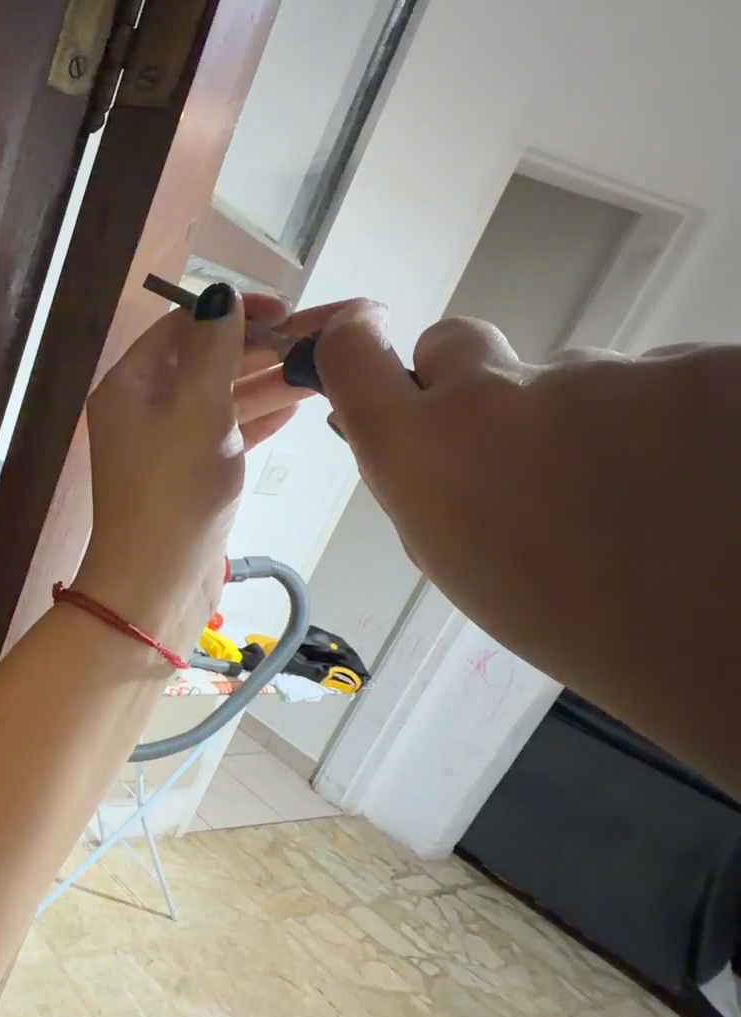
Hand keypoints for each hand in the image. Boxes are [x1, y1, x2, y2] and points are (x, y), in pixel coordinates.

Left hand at [75, 285, 311, 646]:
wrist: (158, 578)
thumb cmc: (173, 490)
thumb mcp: (196, 410)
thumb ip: (213, 351)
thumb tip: (219, 295)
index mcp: (129, 385)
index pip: (180, 329)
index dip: (232, 312)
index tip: (288, 308)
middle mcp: (143, 408)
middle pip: (209, 359)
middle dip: (267, 344)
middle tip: (337, 332)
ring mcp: (167, 441)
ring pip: (224, 396)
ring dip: (274, 378)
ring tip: (336, 363)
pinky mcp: (190, 471)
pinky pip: (229, 430)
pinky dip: (261, 416)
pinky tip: (303, 403)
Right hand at [313, 306, 738, 746]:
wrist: (719, 639)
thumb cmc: (558, 612)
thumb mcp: (442, 549)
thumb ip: (412, 472)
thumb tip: (398, 421)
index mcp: (418, 444)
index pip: (353, 351)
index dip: (354, 338)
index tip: (364, 337)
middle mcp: (496, 393)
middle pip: (457, 341)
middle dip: (471, 380)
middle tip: (512, 438)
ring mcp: (610, 372)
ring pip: (574, 374)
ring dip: (587, 412)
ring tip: (633, 484)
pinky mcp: (713, 364)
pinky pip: (669, 375)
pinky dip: (675, 414)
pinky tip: (693, 472)